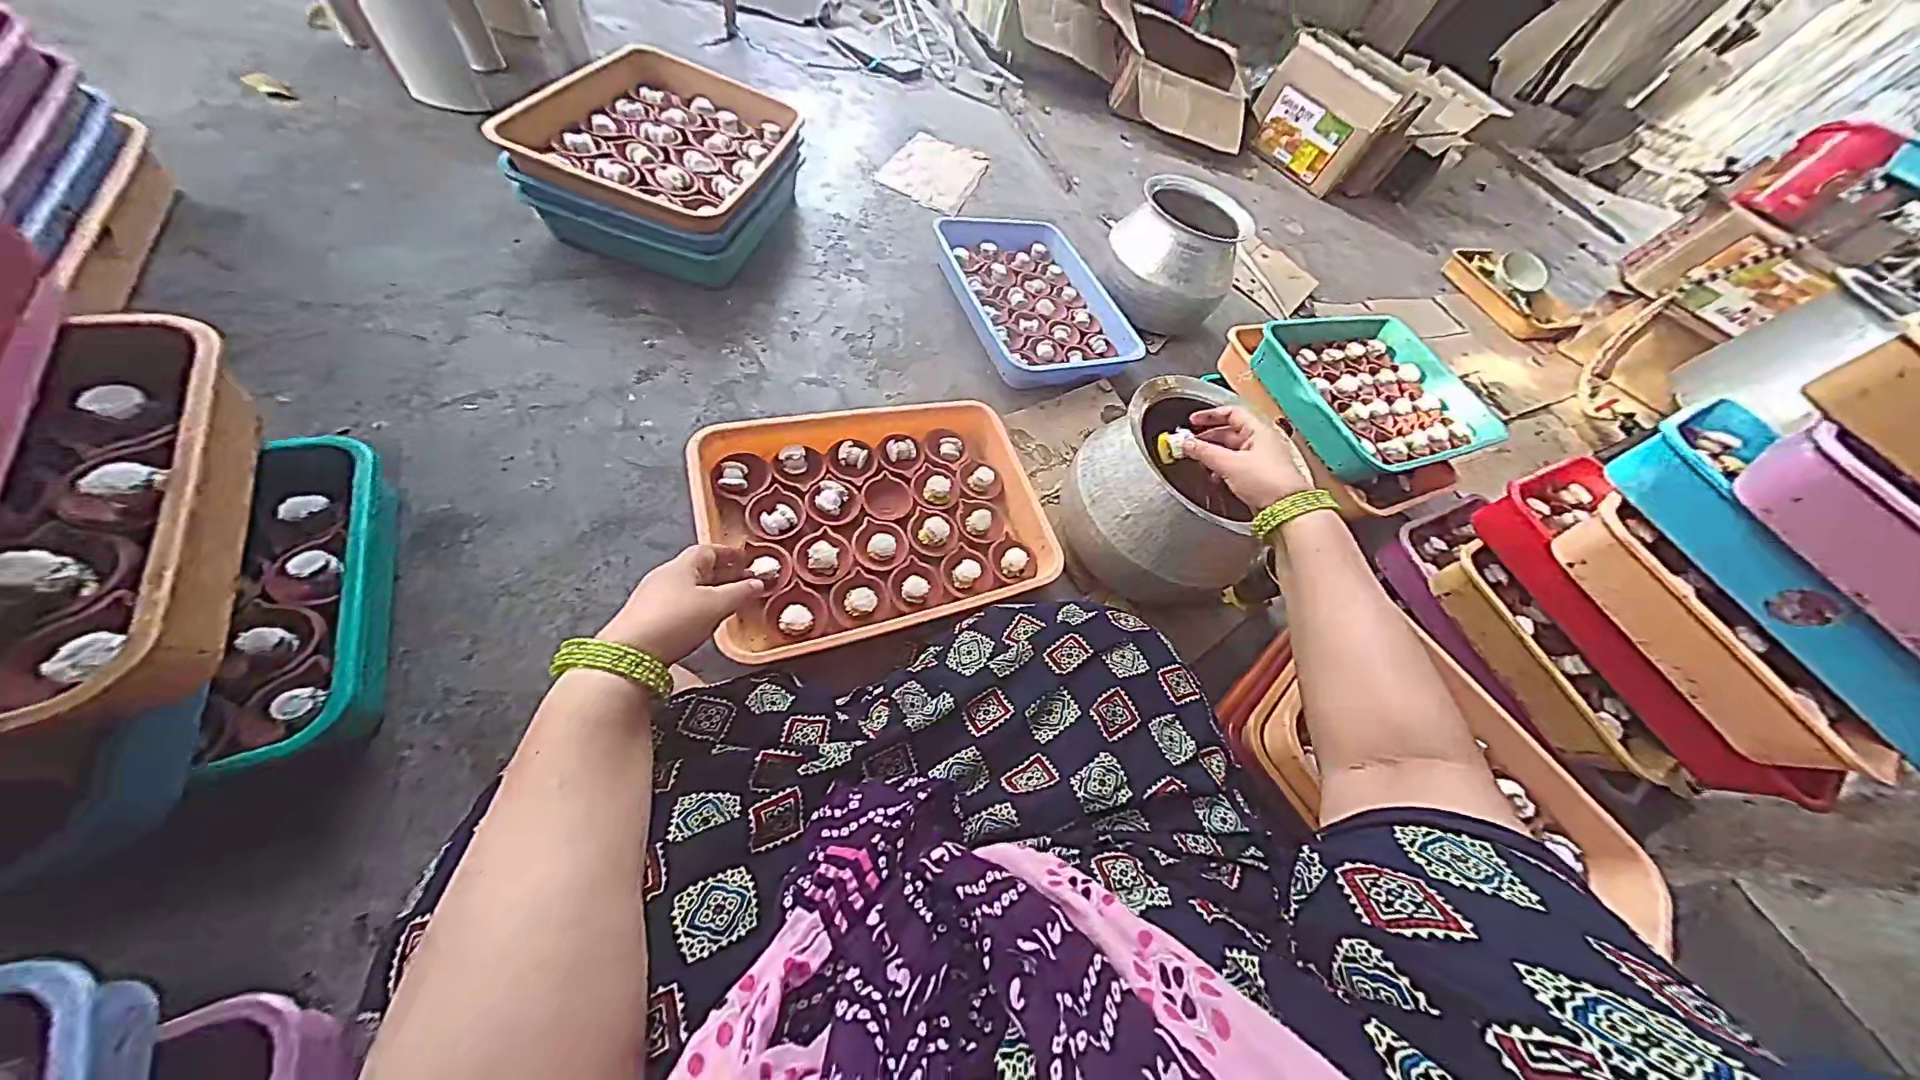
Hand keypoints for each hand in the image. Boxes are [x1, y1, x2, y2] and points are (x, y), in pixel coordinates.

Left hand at [596, 545, 764, 663]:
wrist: (631, 654)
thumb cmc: (672, 621)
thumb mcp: (716, 605)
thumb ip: (740, 592)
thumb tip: (757, 584)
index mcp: (681, 566)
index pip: (709, 550)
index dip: (729, 553)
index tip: (745, 558)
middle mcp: (664, 577)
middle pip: (698, 568)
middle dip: (723, 573)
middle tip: (743, 579)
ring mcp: (653, 597)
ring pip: (689, 587)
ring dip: (711, 590)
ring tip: (729, 600)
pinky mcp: (647, 618)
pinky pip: (679, 604)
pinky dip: (697, 605)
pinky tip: (704, 617)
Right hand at [1183, 405, 1315, 510]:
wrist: (1286, 508)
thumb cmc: (1268, 481)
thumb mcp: (1229, 464)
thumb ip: (1204, 452)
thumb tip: (1187, 443)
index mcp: (1258, 430)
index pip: (1231, 413)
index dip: (1210, 415)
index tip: (1193, 421)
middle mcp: (1261, 440)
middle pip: (1229, 432)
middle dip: (1207, 437)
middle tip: (1189, 443)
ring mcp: (1260, 457)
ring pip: (1231, 449)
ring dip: (1213, 453)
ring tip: (1198, 459)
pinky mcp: (1258, 473)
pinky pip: (1235, 463)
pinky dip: (1222, 466)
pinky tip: (1213, 474)